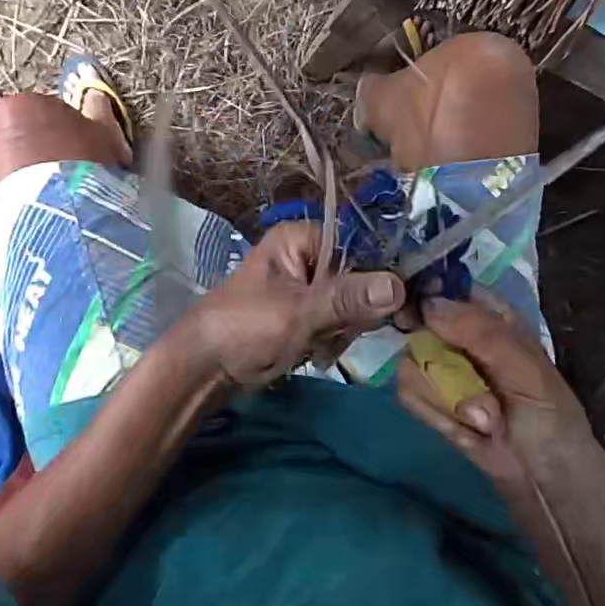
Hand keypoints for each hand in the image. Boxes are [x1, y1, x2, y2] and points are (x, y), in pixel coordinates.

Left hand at [177, 222, 404, 386]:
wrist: (203, 368)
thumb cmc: (245, 328)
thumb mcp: (300, 312)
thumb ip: (349, 299)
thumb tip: (400, 285)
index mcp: (301, 237)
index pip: (360, 245)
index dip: (378, 275)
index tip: (392, 306)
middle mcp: (306, 253)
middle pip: (359, 277)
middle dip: (354, 311)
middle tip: (334, 333)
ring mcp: (305, 283)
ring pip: (351, 303)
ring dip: (343, 329)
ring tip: (320, 345)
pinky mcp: (304, 310)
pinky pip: (337, 319)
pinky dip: (332, 338)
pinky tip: (318, 352)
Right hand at [396, 295, 596, 493]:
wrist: (543, 479)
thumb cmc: (549, 414)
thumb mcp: (528, 368)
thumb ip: (483, 333)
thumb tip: (429, 305)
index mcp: (488, 313)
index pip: (445, 286)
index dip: (426, 294)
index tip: (419, 315)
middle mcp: (457, 332)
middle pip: (416, 322)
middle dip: (442, 363)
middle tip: (471, 383)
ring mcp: (438, 364)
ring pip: (410, 359)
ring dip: (447, 396)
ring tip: (485, 418)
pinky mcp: (425, 396)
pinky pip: (407, 391)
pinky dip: (436, 413)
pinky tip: (465, 428)